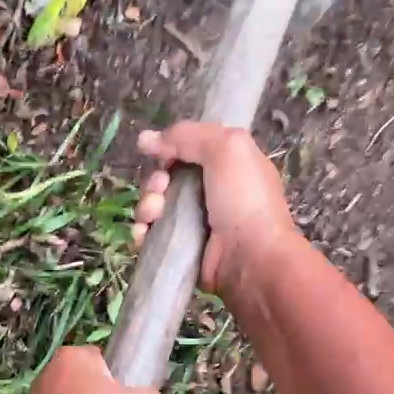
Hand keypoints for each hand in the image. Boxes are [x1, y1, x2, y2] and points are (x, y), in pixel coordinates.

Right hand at [134, 123, 306, 297]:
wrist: (250, 258)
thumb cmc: (245, 199)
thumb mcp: (226, 148)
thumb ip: (187, 135)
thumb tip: (146, 140)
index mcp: (226, 165)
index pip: (188, 150)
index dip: (170, 150)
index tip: (160, 154)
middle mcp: (210, 193)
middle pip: (166, 179)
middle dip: (155, 181)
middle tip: (161, 188)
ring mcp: (194, 224)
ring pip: (155, 208)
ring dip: (146, 206)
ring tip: (153, 215)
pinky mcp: (181, 250)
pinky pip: (152, 237)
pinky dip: (142, 234)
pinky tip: (143, 234)